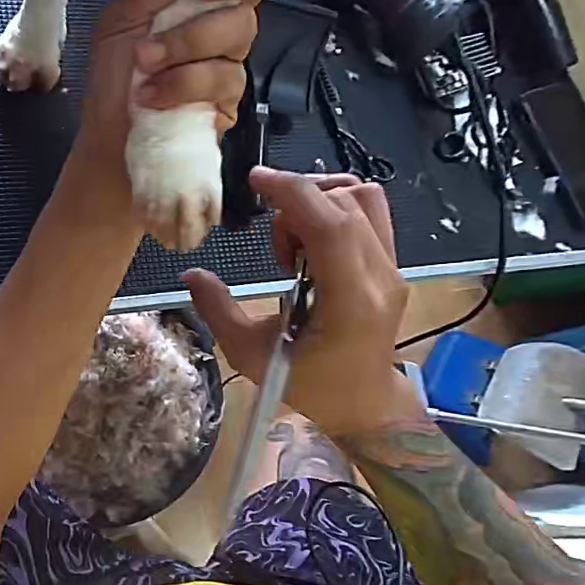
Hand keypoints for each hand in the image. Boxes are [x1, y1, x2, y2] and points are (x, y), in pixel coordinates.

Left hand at [71, 0, 273, 174]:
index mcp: (200, 3)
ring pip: (236, 42)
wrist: (109, 142)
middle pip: (249, 5)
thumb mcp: (129, 16)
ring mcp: (229, 70)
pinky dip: (182, 85)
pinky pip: (224, 81)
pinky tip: (153, 96)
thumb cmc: (114, 80)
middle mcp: (222, 33)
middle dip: (202, 13)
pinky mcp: (229, 106)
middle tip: (163, 26)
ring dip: (183, 50)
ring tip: (144, 67)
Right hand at [184, 168, 423, 436]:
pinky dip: (337, 209)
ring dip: (320, 202)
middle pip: (345, 203)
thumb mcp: (253, 357)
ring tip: (295, 244)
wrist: (365, 403)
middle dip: (298, 204)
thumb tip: (190, 274)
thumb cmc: (312, 387)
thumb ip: (219, 312)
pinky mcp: (394, 265)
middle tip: (276, 250)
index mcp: (351, 302)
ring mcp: (394, 269)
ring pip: (364, 199)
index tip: (256, 181)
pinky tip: (314, 240)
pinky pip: (371, 213)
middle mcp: (380, 277)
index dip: (292, 191)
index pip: (331, 224)